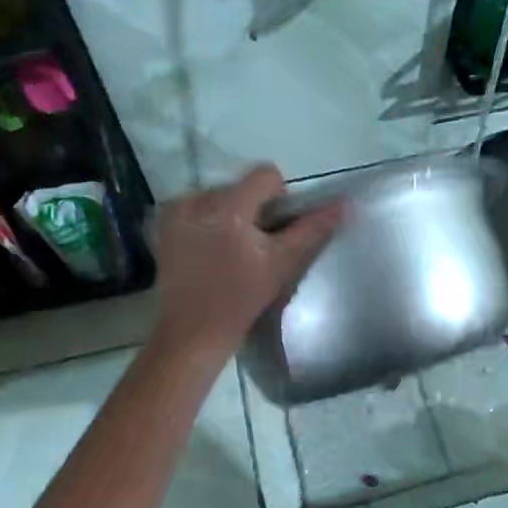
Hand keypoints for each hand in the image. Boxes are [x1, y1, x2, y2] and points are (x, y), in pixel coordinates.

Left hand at [152, 165, 343, 353]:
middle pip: (241, 186)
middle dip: (253, 208)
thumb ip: (311, 229)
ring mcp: (176, 211)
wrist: (192, 332)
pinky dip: (209, 220)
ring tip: (230, 251)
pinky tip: (210, 250)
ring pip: (219, 195)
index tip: (275, 229)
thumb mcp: (280, 264)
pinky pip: (197, 206)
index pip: (265, 174)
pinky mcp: (165, 223)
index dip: (279, 197)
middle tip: (254, 246)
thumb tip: (343, 204)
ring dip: (231, 214)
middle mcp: (197, 200)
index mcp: (227, 208)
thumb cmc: (240, 301)